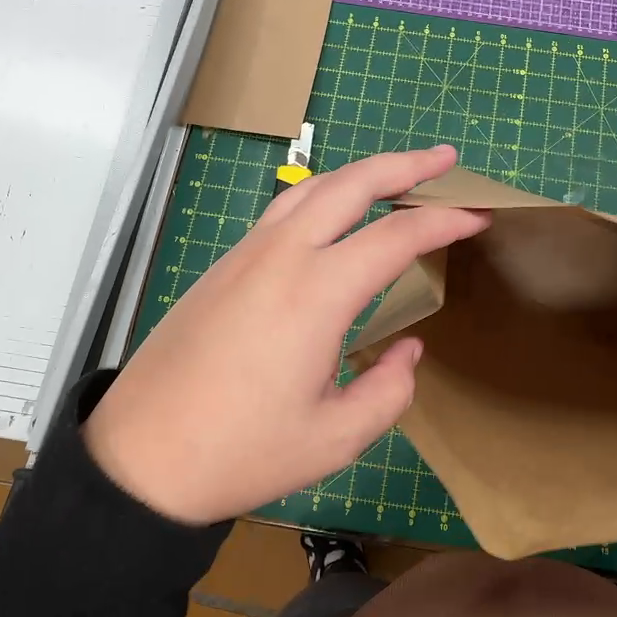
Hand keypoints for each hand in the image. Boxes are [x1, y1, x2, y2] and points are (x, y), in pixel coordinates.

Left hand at [82, 145, 488, 524]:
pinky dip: (326, 193)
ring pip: (313, 187)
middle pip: (352, 184)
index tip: (478, 216)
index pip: (395, 236)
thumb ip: (388, 391)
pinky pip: (285, 208)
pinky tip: (338, 212)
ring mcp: (247, 254)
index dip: (443, 221)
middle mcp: (282, 256)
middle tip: (446, 158)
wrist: (138, 458)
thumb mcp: (333, 439)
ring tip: (399, 174)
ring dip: (362, 172)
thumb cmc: (239, 452)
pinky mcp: (225, 264)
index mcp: (316, 293)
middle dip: (405, 164)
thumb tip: (407, 349)